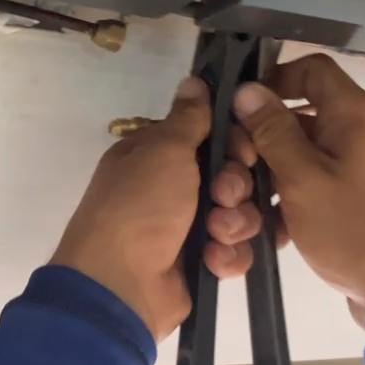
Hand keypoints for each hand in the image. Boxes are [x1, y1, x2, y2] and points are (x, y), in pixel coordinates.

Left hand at [52, 77, 261, 340]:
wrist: (122, 285)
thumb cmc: (140, 206)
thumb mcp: (163, 151)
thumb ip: (187, 118)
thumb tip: (193, 79)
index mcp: (157, 154)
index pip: (212, 136)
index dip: (234, 142)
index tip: (243, 150)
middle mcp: (172, 186)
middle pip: (232, 175)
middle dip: (235, 186)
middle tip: (222, 196)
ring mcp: (187, 226)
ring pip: (239, 213)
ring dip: (234, 223)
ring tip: (215, 234)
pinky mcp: (200, 262)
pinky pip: (234, 250)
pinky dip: (227, 255)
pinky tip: (212, 260)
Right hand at [233, 55, 364, 334]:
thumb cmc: (357, 230)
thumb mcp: (304, 179)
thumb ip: (272, 131)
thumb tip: (247, 89)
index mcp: (354, 115)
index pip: (311, 69)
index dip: (272, 80)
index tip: (238, 110)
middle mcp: (357, 133)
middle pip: (295, 117)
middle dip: (257, 144)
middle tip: (232, 172)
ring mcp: (355, 168)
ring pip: (296, 156)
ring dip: (266, 178)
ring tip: (240, 210)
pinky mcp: (352, 200)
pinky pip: (310, 185)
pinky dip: (287, 202)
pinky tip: (266, 231)